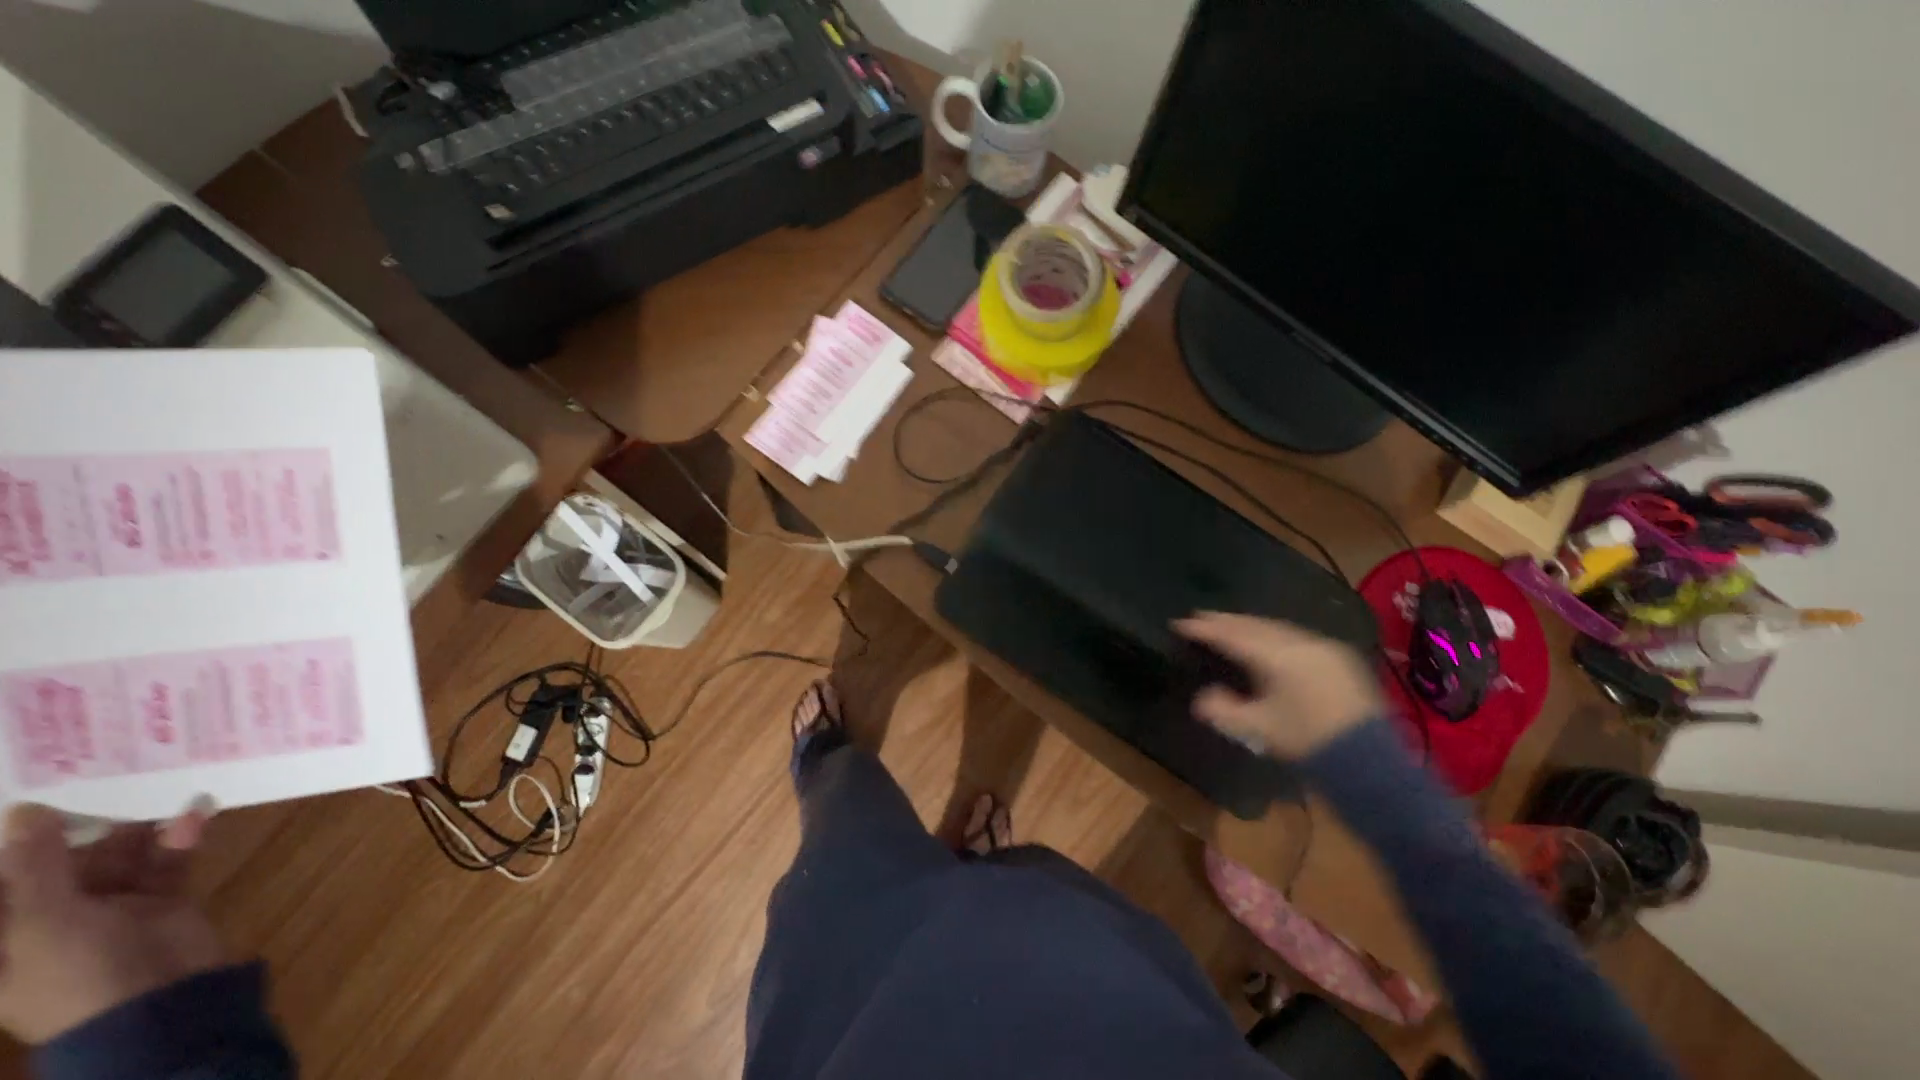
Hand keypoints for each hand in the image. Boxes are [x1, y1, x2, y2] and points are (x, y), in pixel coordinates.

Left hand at [0, 800, 226, 1043]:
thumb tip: (24, 810)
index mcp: (5, 938)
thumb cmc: (76, 974)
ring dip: (135, 831)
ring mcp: (108, 913)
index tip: (35, 801)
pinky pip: (164, 865)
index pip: (2, 882)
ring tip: (155, 797)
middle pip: (59, 865)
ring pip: (116, 860)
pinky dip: (178, 842)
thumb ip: (37, 865)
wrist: (161, 1007)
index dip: (14, 844)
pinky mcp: (159, 905)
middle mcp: (49, 922)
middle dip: (81, 830)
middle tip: (101, 787)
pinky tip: (192, 819)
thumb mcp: (44, 921)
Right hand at [1175, 613, 1381, 759]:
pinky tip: (1267, 641)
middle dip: (1227, 621)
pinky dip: (1274, 635)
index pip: (1234, 635)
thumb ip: (1224, 711)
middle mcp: (1301, 643)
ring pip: (1278, 628)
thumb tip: (1202, 698)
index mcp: (1277, 656)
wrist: (1367, 758)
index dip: (1206, 628)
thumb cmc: (1307, 741)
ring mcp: (1323, 647)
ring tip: (1230, 625)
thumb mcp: (1258, 729)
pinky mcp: (1339, 658)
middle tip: (1202, 617)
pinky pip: (1297, 637)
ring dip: (1251, 626)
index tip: (1181, 622)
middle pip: (1257, 625)